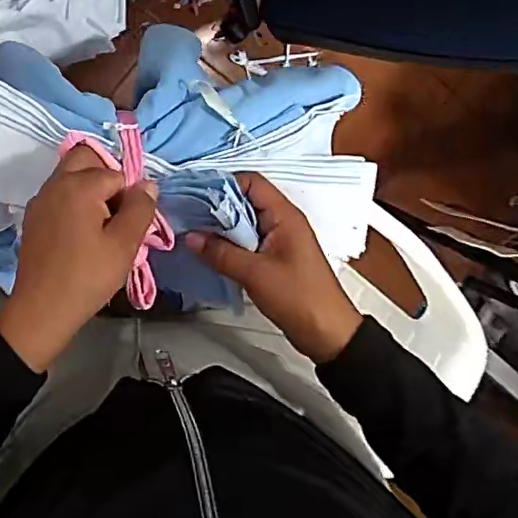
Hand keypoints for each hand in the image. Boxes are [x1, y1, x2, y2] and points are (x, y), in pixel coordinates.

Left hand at [0, 145, 159, 370]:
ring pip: (70, 173)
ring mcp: (41, 199)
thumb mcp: (124, 244)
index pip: (117, 173)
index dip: (129, 196)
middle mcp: (56, 183)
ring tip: (101, 223)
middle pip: (86, 157)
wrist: (41, 311)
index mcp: (79, 185)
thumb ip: (140, 208)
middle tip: (116, 210)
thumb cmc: (87, 277)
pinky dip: (73, 200)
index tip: (129, 224)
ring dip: (89, 187)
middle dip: (106, 174)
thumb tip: (147, 185)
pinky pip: (59, 192)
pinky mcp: (34, 216)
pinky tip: (81, 232)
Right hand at [186, 174, 362, 362]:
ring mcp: (279, 239)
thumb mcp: (255, 274)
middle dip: (216, 205)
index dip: (222, 184)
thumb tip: (191, 237)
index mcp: (284, 215)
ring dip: (221, 226)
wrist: (328, 334)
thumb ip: (220, 253)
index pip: (250, 182)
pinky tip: (210, 252)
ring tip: (194, 232)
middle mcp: (282, 221)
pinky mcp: (274, 257)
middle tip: (188, 214)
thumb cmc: (301, 299)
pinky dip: (229, 242)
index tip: (195, 195)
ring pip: (244, 221)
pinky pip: (247, 239)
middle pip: (244, 199)